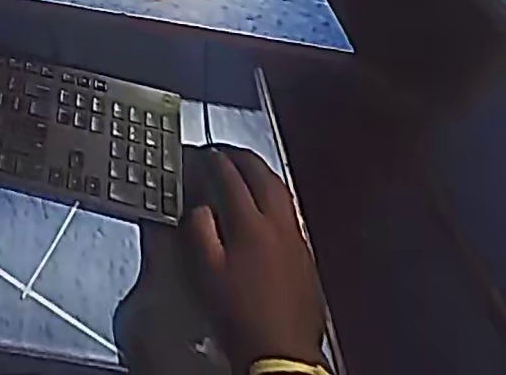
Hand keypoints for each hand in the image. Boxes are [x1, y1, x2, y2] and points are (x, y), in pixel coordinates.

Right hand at [184, 147, 325, 367]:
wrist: (281, 353)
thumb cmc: (239, 313)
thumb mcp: (205, 269)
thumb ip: (199, 229)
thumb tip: (199, 206)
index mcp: (250, 226)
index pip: (231, 178)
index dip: (214, 161)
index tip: (203, 155)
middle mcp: (278, 226)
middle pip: (262, 175)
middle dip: (241, 158)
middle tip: (224, 152)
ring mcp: (296, 240)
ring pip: (281, 191)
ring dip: (260, 173)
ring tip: (243, 169)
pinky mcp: (306, 256)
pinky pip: (289, 211)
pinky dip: (272, 195)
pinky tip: (261, 204)